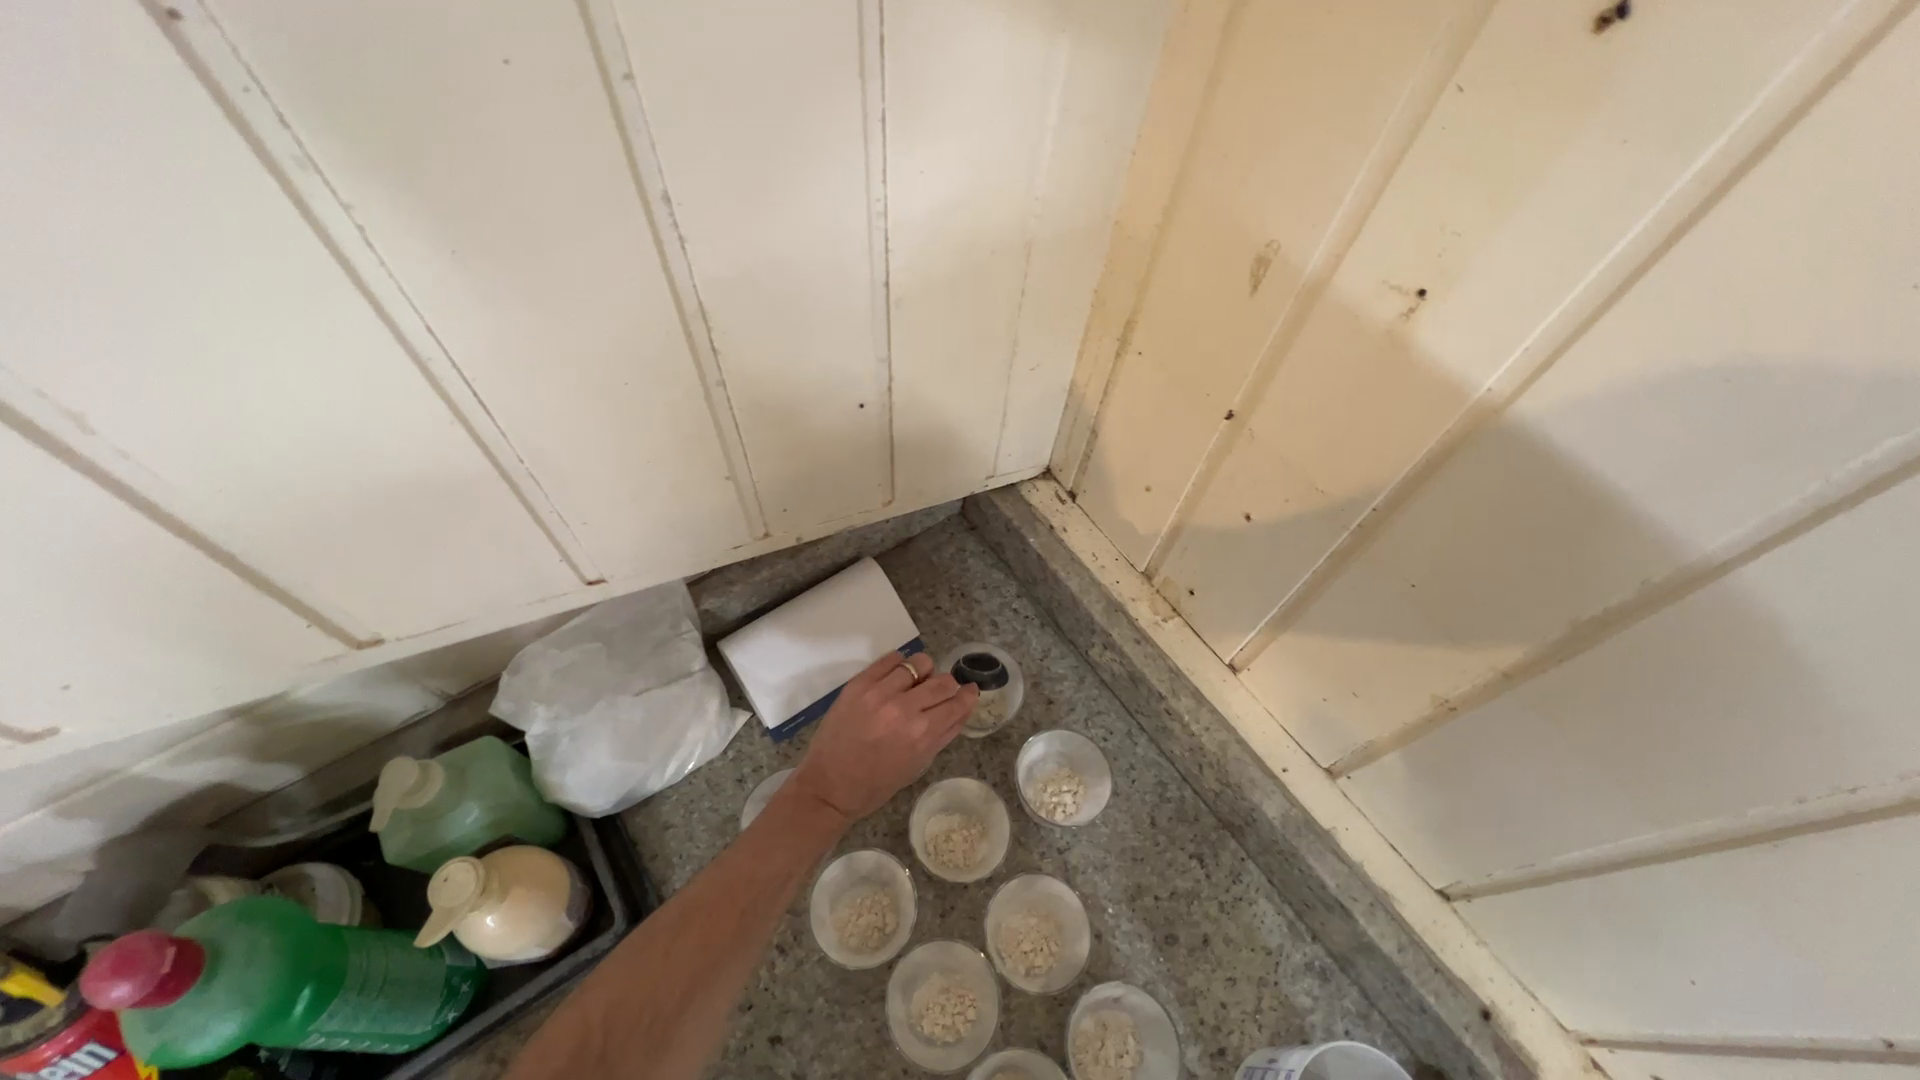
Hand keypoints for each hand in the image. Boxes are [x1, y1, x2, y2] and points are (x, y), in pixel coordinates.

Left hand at [788, 651, 978, 823]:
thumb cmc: (877, 783)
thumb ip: (944, 734)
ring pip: (919, 663)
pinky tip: (898, 677)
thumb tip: (963, 708)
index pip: (957, 703)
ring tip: (916, 684)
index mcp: (922, 734)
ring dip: (925, 672)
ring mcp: (879, 693)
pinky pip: (891, 659)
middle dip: (948, 685)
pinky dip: (900, 664)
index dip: (968, 695)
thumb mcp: (918, 764)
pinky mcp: (859, 684)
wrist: (829, 784)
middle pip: (942, 681)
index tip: (970, 691)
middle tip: (941, 692)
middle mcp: (904, 709)